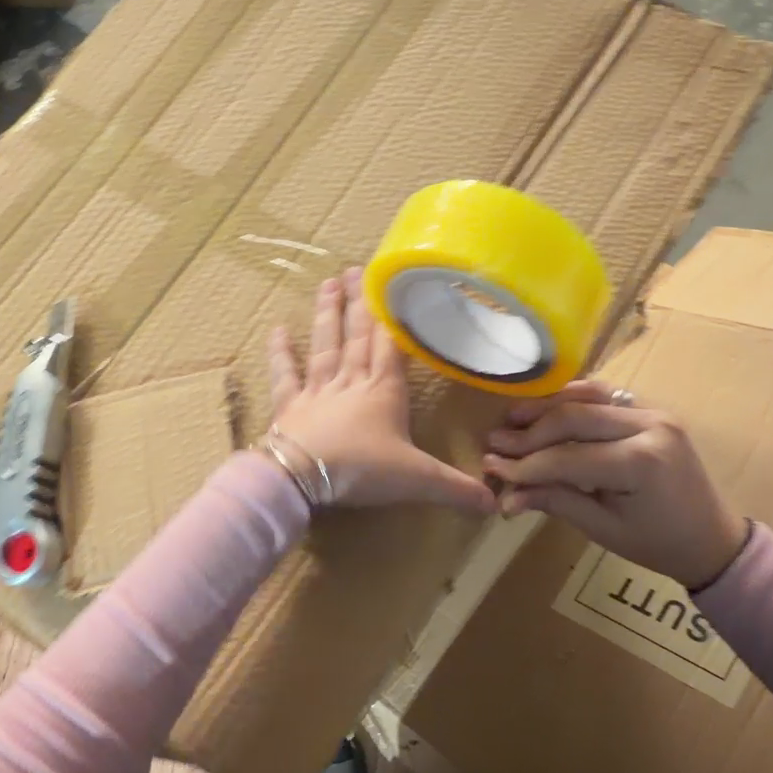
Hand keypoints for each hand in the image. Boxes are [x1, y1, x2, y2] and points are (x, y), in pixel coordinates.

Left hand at [265, 268, 494, 513]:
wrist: (303, 477)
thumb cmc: (363, 471)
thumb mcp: (418, 481)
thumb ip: (455, 488)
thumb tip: (495, 505)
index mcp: (384, 391)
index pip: (391, 345)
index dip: (392, 315)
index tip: (392, 283)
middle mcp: (352, 382)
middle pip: (357, 335)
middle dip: (360, 302)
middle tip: (356, 268)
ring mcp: (317, 391)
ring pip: (325, 345)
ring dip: (327, 314)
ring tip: (328, 283)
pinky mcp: (289, 406)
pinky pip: (285, 373)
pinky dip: (280, 352)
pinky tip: (277, 329)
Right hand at [482, 381, 747, 587]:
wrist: (711, 538)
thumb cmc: (657, 543)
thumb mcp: (602, 529)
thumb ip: (554, 502)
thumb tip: (504, 496)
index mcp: (641, 463)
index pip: (567, 457)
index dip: (525, 465)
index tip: (491, 468)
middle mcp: (650, 426)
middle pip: (574, 418)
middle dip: (530, 433)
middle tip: (494, 442)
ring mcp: (655, 412)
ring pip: (588, 398)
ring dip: (547, 408)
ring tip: (511, 417)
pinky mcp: (653, 410)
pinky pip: (607, 396)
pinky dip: (575, 399)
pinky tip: (547, 405)